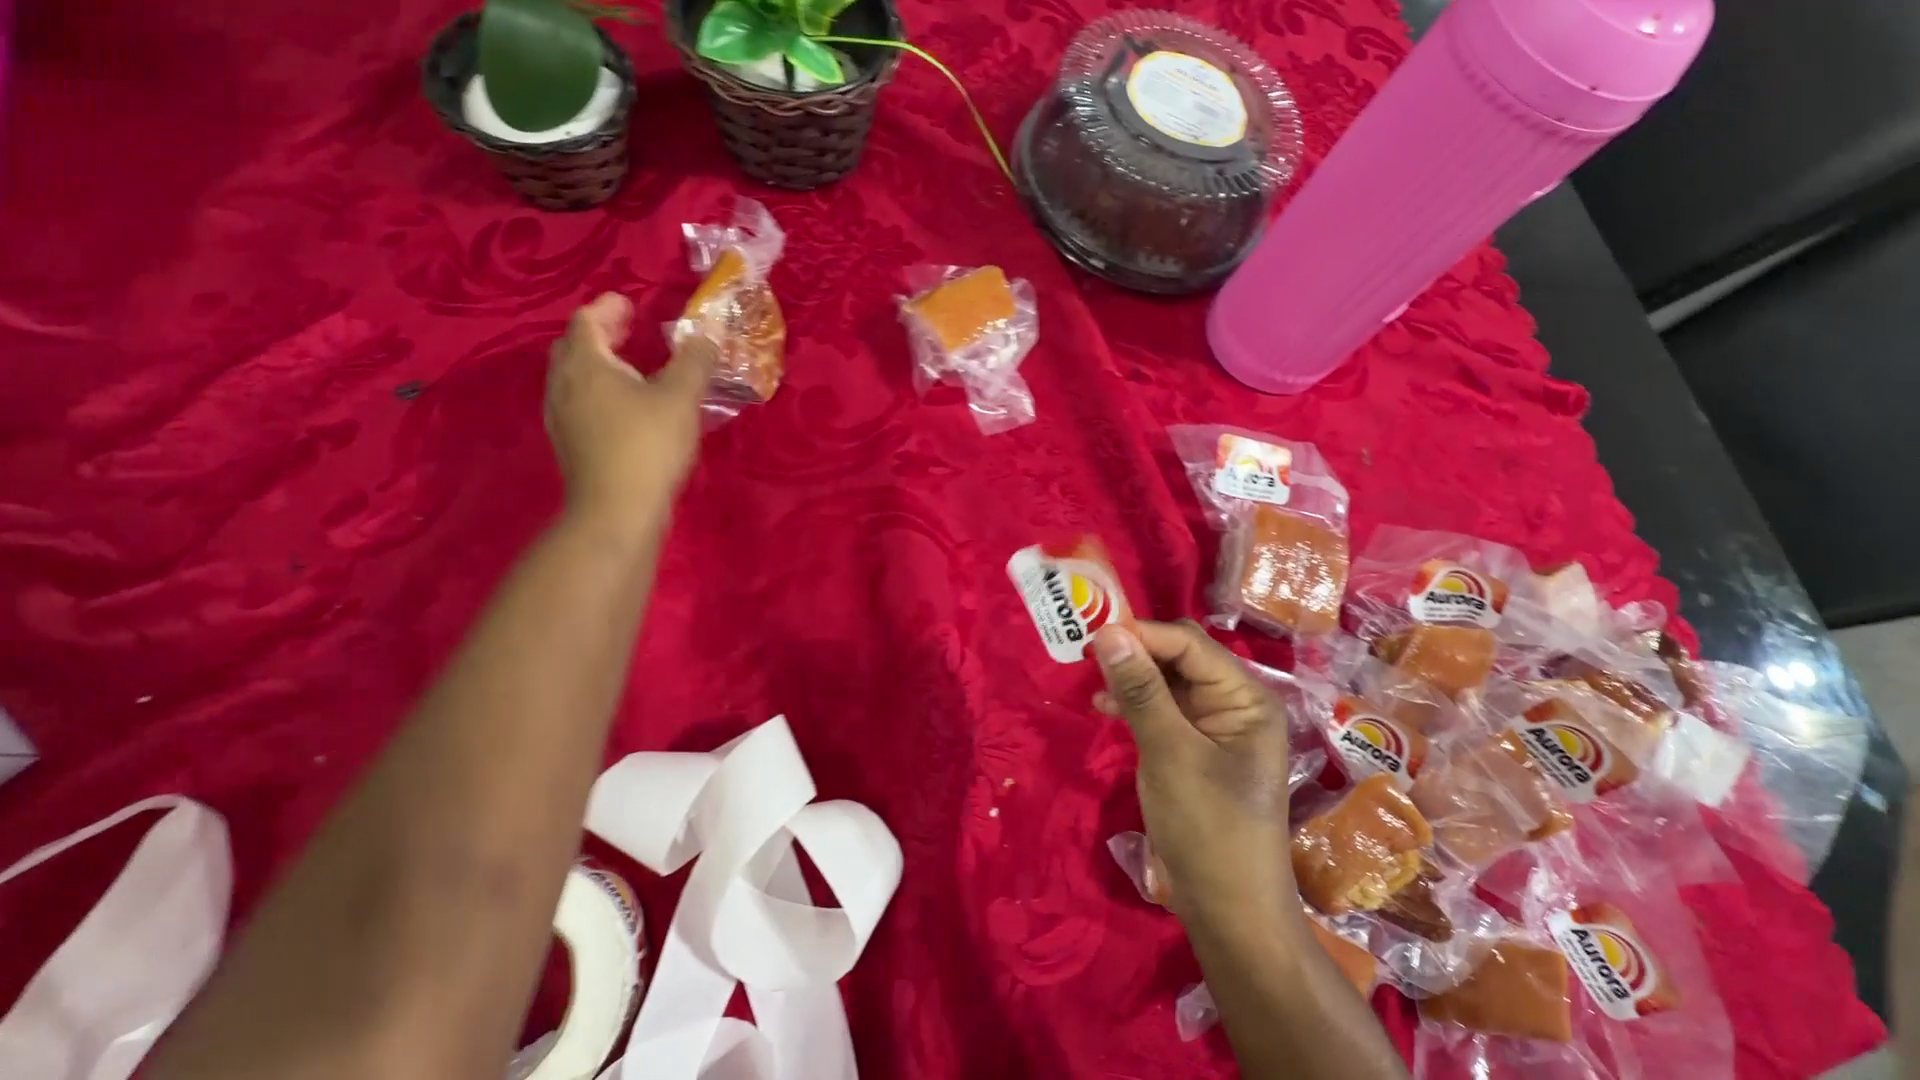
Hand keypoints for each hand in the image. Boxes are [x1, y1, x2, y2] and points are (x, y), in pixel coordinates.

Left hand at [545, 293, 714, 534]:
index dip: (608, 308)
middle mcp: (563, 385)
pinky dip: (599, 393)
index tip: (630, 303)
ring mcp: (561, 418)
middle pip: (574, 347)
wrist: (616, 513)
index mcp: (586, 364)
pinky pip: (579, 404)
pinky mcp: (569, 446)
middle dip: (600, 333)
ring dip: (598, 365)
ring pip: (574, 378)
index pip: (587, 320)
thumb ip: (695, 360)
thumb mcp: (681, 397)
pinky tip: (625, 408)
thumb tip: (706, 330)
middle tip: (629, 329)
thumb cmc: (648, 446)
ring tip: (630, 367)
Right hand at [1093, 620, 1296, 923]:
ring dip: (1133, 679)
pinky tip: (1106, 709)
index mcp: (1246, 697)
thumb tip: (1108, 632)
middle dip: (1136, 652)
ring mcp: (1217, 730)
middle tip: (1085, 654)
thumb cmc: (1208, 826)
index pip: (1189, 644)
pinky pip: (1165, 714)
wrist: (1230, 909)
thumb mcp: (1169, 753)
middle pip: (1182, 659)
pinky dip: (1137, 707)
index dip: (1141, 634)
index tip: (1090, 633)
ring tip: (1091, 682)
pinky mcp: (1198, 753)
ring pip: (1169, 685)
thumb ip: (1140, 691)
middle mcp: (1236, 705)